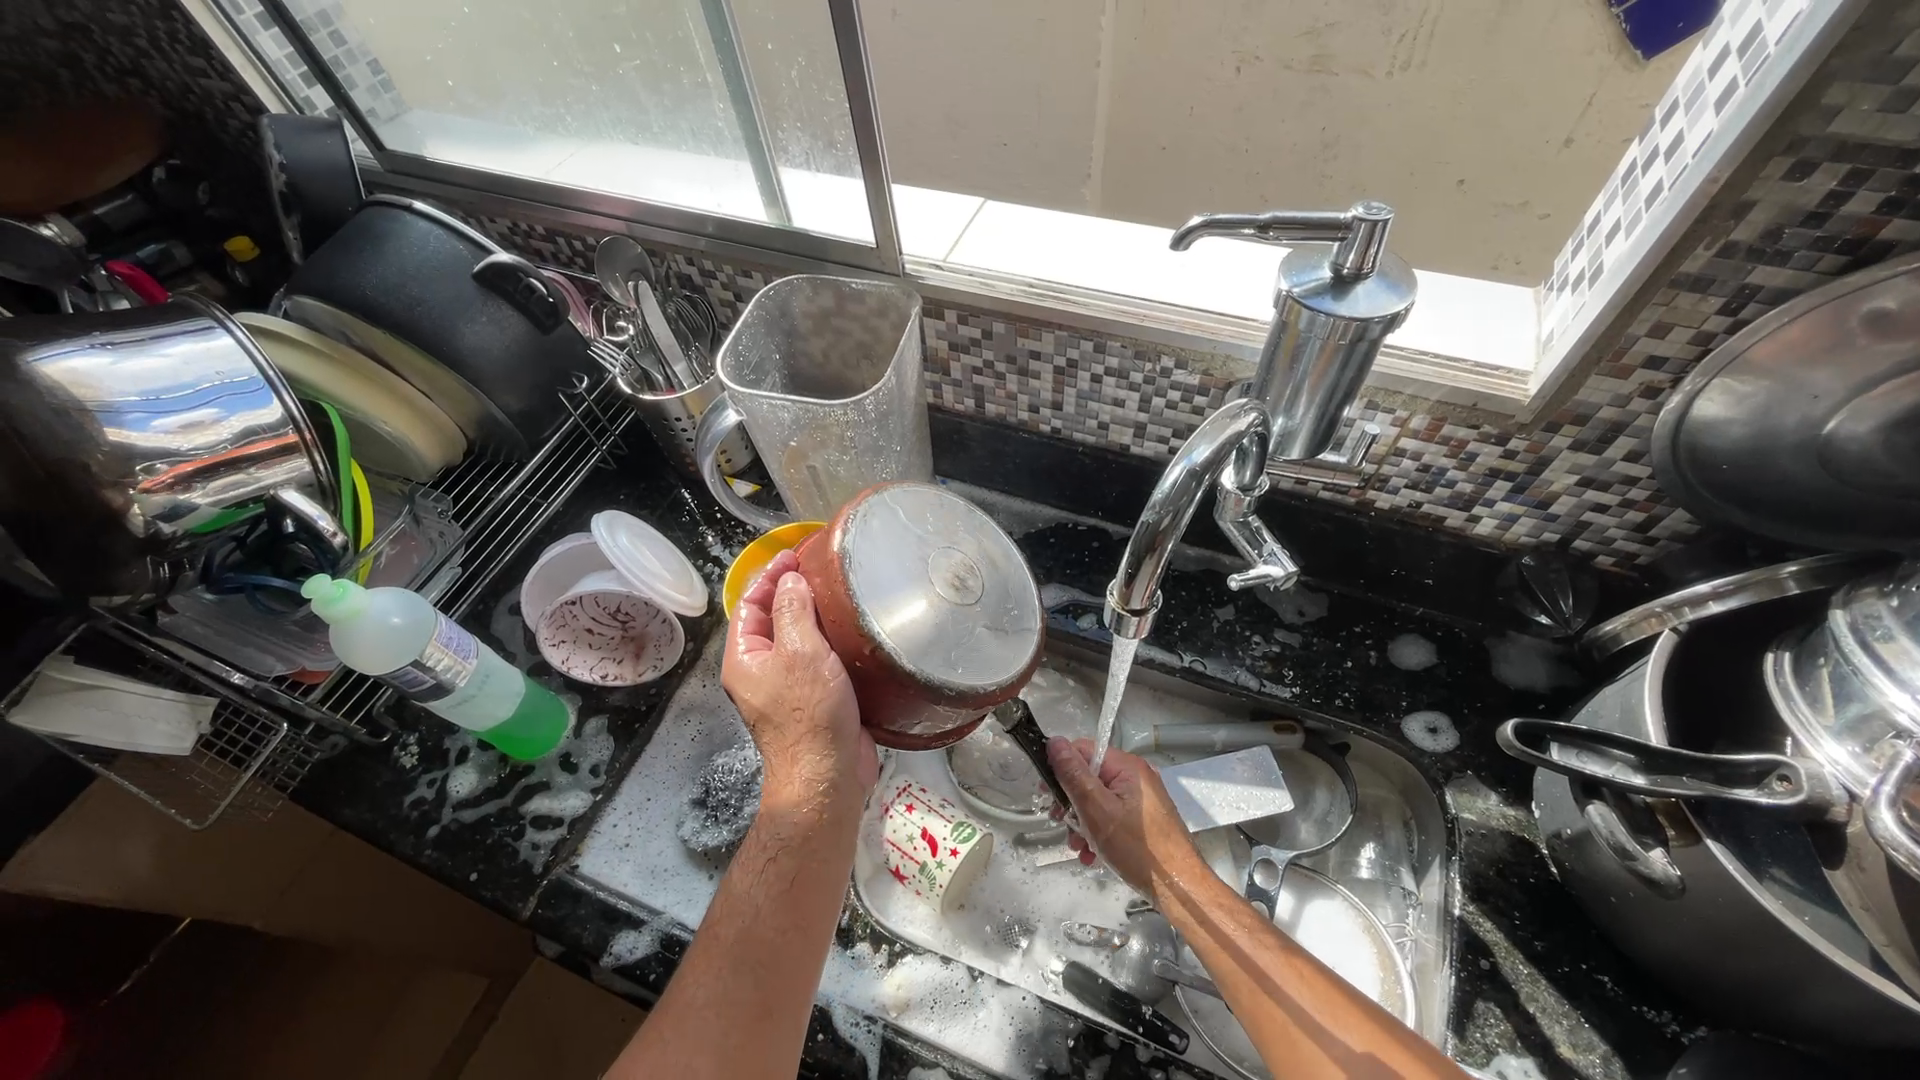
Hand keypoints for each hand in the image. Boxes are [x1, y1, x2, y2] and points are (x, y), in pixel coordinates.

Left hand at [723, 549, 878, 807]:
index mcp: (745, 658)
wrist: (828, 775)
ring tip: (841, 592)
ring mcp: (788, 686)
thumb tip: (789, 581)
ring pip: (798, 639)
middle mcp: (761, 670)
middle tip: (821, 569)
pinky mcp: (816, 698)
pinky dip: (832, 640)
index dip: (769, 576)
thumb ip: (792, 611)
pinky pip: (820, 659)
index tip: (795, 555)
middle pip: (772, 620)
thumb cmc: (809, 712)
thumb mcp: (799, 652)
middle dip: (792, 591)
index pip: (750, 604)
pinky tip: (854, 629)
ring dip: (815, 615)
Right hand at [1047, 737, 1205, 903]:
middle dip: (1071, 802)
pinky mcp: (1144, 819)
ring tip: (1078, 845)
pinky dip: (1098, 832)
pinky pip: (1112, 816)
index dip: (1060, 768)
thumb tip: (1054, 742)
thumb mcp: (1096, 810)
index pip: (1083, 750)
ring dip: (1082, 822)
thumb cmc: (1138, 849)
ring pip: (1098, 800)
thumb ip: (1073, 775)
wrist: (1178, 888)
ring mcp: (1142, 799)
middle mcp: (1136, 777)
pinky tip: (1092, 853)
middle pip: (1090, 777)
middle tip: (1060, 822)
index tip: (1047, 793)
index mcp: (1127, 766)